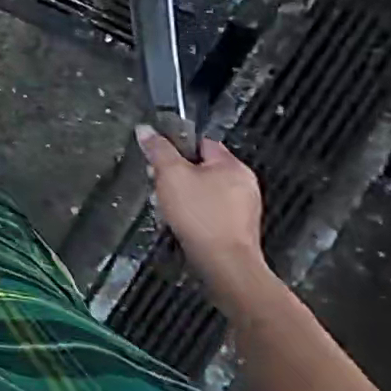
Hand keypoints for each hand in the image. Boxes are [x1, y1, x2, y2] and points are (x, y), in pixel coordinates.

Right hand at [136, 128, 269, 291]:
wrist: (223, 261)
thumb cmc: (198, 212)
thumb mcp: (170, 173)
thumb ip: (158, 149)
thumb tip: (145, 129)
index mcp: (233, 166)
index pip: (202, 143)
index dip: (177, 146)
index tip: (157, 156)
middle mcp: (244, 184)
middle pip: (201, 166)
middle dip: (176, 171)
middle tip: (157, 180)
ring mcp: (243, 207)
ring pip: (203, 188)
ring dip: (182, 191)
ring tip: (164, 201)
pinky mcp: (237, 227)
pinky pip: (209, 207)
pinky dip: (193, 208)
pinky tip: (179, 218)